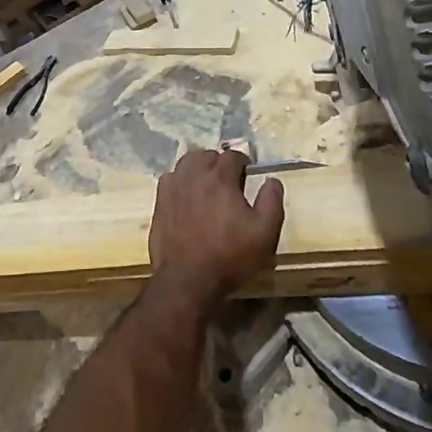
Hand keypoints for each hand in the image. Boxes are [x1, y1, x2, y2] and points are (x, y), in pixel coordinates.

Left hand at [147, 148, 284, 309]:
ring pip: (185, 163)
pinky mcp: (159, 201)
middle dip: (219, 162)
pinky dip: (180, 179)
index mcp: (219, 178)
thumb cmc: (231, 255)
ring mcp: (173, 187)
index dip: (243, 161)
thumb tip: (272, 180)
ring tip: (208, 182)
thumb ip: (271, 202)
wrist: (188, 277)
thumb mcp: (264, 233)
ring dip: (198, 166)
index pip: (232, 155)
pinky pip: (170, 178)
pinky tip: (187, 193)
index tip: (248, 172)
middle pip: (206, 155)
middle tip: (229, 178)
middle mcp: (193, 175)